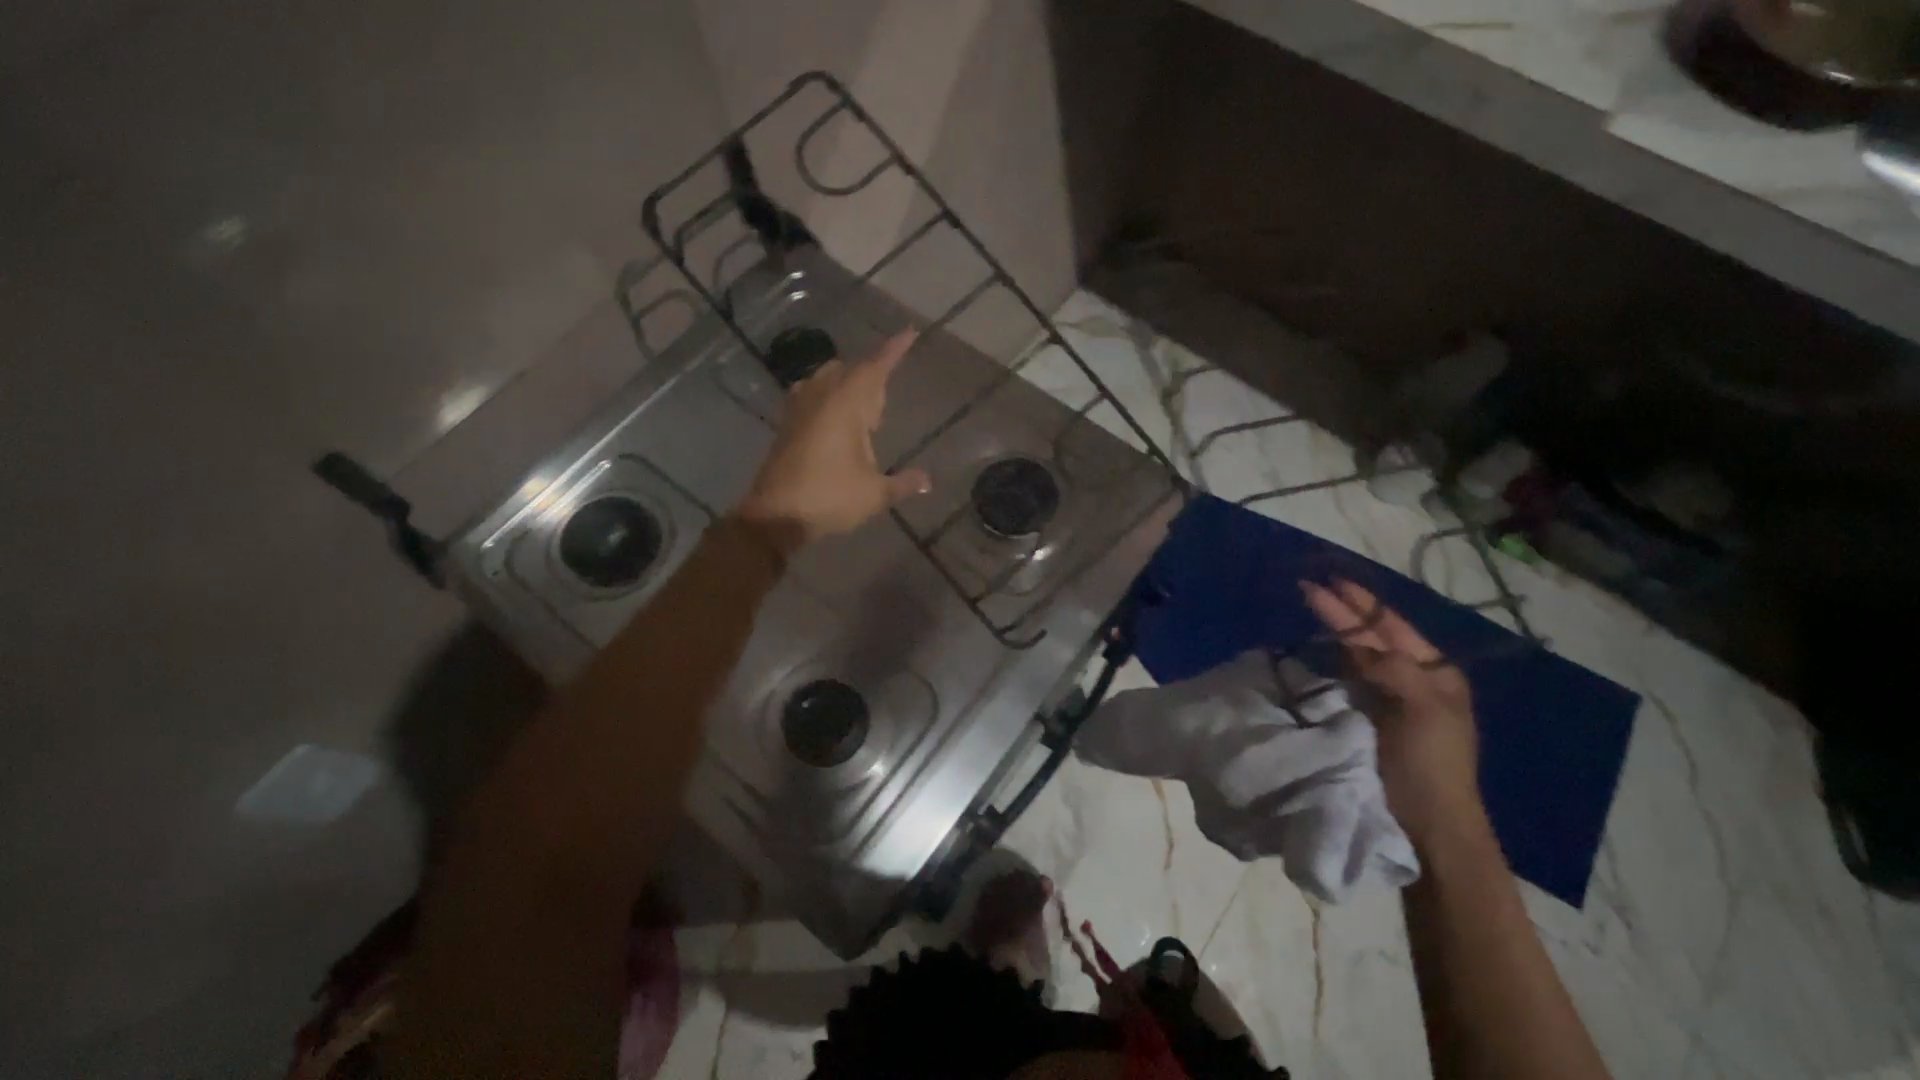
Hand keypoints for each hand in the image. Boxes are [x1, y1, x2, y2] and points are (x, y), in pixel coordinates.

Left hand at [734, 330, 931, 554]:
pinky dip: (827, 399)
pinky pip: (811, 395)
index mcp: (846, 404)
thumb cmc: (829, 498)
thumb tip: (928, 481)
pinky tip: (833, 420)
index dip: (893, 350)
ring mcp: (799, 408)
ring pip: (827, 380)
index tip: (909, 332)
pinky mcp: (786, 424)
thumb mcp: (874, 494)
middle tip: (885, 403)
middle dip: (871, 378)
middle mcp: (821, 397)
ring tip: (861, 413)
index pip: (876, 368)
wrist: (775, 516)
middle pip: (850, 371)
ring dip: (847, 387)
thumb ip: (903, 483)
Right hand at [1301, 579, 1486, 850]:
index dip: (1358, 604)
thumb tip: (1361, 647)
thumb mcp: (1424, 710)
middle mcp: (1416, 682)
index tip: (1325, 582)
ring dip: (1337, 634)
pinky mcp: (1373, 724)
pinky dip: (1333, 663)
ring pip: (1361, 657)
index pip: (1390, 627)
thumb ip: (1395, 669)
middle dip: (1344, 612)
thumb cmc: (1432, 765)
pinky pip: (1350, 682)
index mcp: (1435, 673)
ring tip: (1312, 611)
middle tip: (1309, 587)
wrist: (1430, 827)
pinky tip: (1316, 655)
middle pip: (1374, 637)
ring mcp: (1394, 704)